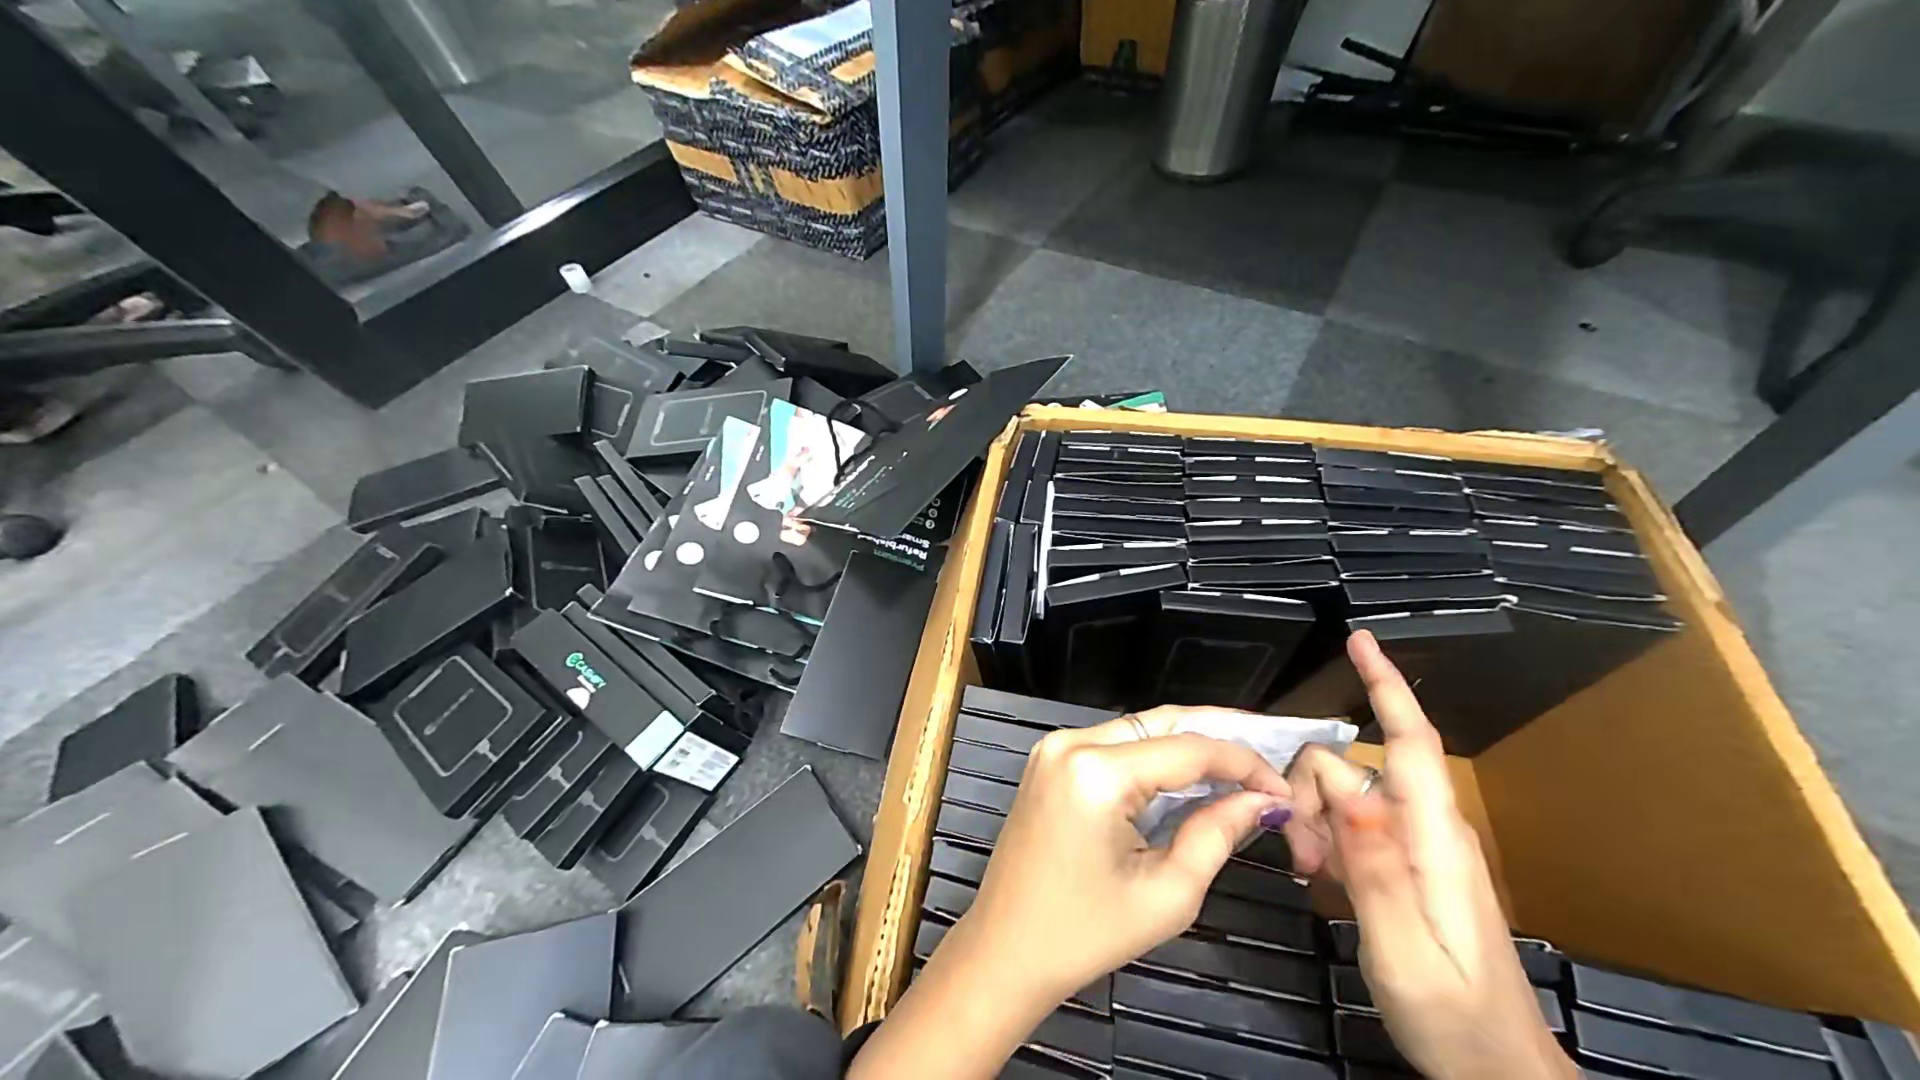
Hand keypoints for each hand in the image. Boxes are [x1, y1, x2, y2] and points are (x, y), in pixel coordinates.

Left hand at [961, 707, 1292, 1003]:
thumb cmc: (1085, 933)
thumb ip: (1218, 834)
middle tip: (1270, 753)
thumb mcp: (1167, 893)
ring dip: (1187, 743)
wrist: (1005, 949)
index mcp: (1097, 772)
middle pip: (1161, 722)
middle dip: (1219, 735)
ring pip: (1138, 728)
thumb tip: (1261, 800)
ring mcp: (1054, 747)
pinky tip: (1188, 773)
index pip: (1188, 748)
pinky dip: (1153, 755)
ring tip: (1239, 765)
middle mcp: (1071, 743)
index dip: (1244, 763)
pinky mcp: (1049, 760)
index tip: (1283, 789)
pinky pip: (1113, 743)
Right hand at [1285, 632, 1577, 1079]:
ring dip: (1310, 817)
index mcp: (1434, 839)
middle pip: (1350, 766)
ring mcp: (1413, 845)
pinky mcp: (1400, 861)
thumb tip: (1346, 787)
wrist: (1497, 1073)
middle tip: (1297, 853)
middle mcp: (1426, 828)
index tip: (1360, 640)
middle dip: (1307, 790)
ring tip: (1308, 870)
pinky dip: (1321, 834)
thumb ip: (1372, 866)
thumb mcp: (1403, 950)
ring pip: (1341, 791)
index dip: (1386, 685)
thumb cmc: (1456, 1020)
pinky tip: (1317, 871)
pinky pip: (1347, 821)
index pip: (1412, 740)